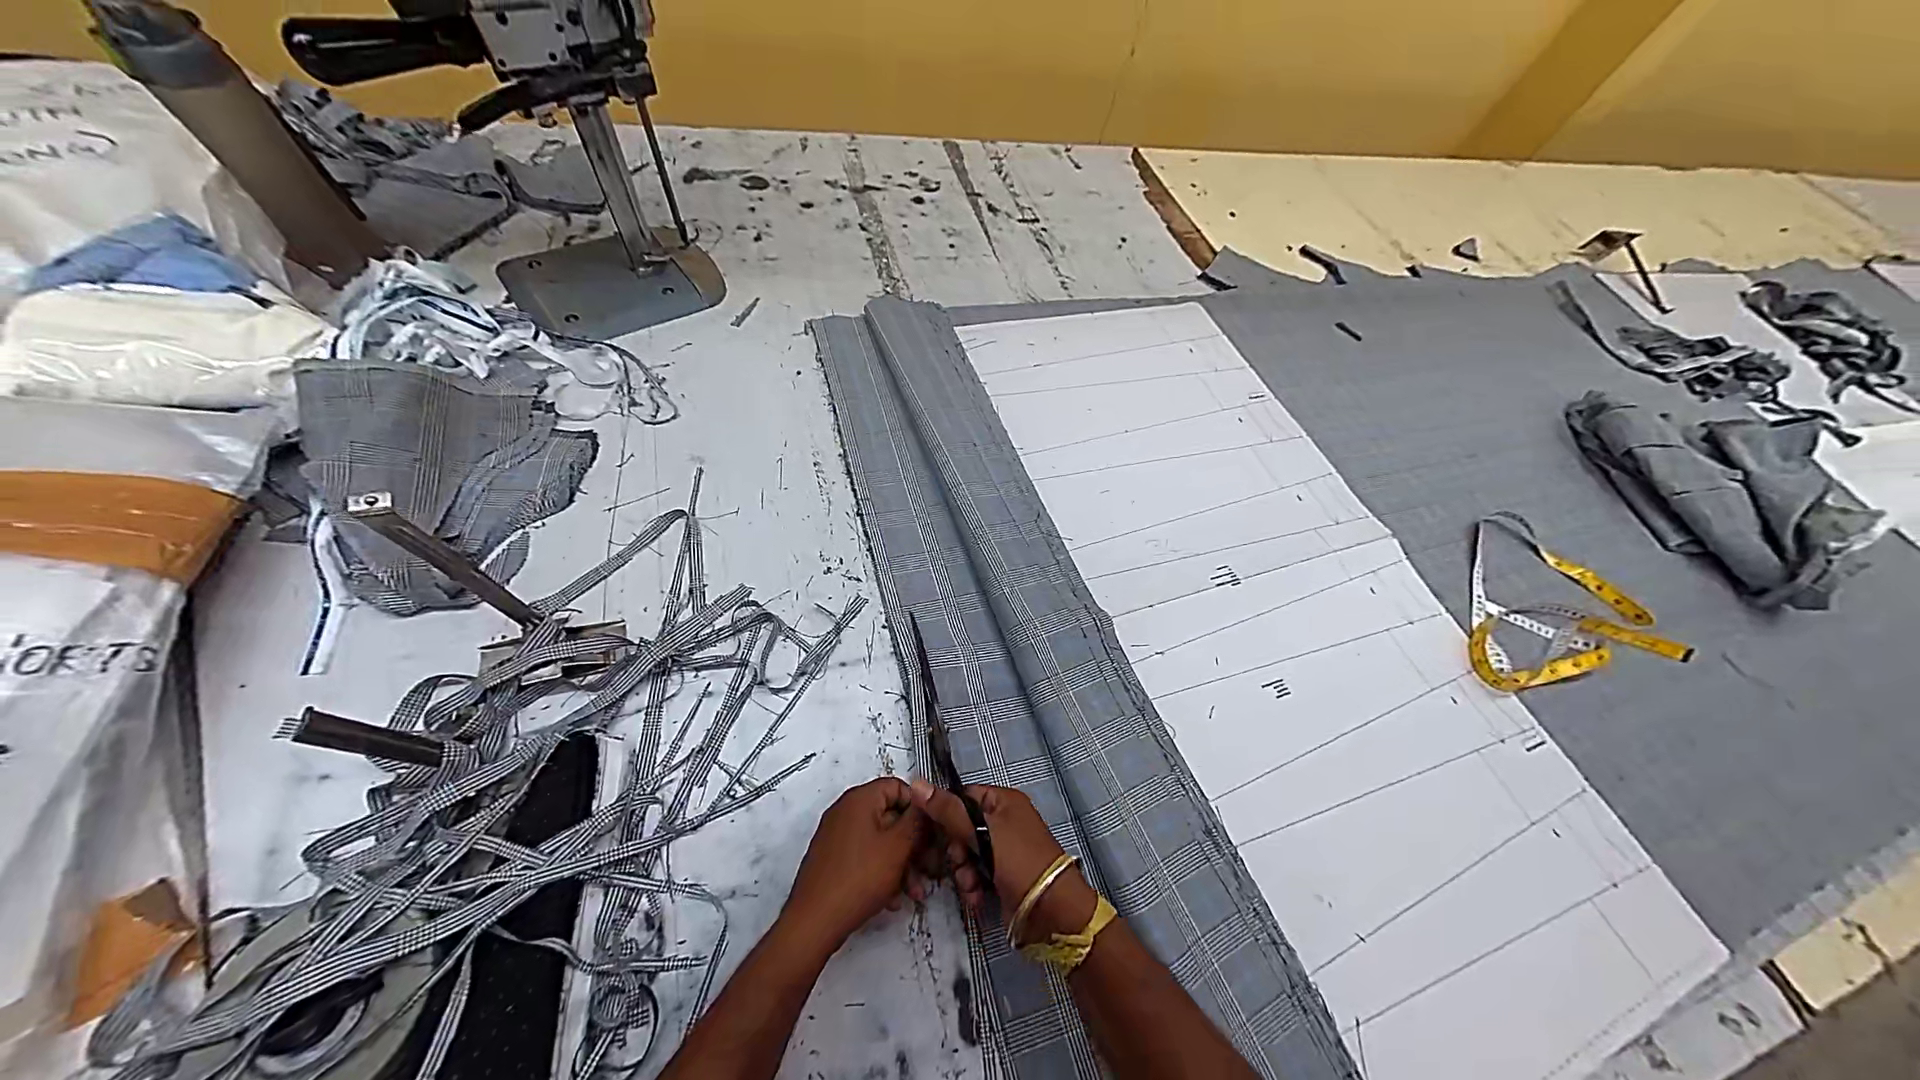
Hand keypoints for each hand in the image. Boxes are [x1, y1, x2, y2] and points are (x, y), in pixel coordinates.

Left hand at [781, 778, 930, 946]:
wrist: (815, 922)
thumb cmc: (854, 881)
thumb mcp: (898, 846)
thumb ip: (916, 821)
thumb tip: (923, 804)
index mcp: (859, 800)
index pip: (897, 787)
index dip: (918, 807)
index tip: (930, 828)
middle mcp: (845, 813)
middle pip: (890, 817)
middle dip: (913, 843)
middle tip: (928, 864)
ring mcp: (837, 837)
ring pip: (880, 841)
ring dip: (901, 863)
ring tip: (913, 889)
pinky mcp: (833, 860)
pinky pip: (866, 858)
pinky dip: (882, 872)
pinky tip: (893, 897)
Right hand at [909, 779, 1096, 944]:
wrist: (1053, 911)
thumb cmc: (1020, 861)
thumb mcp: (982, 832)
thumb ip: (948, 811)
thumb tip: (916, 784)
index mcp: (1003, 801)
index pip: (963, 797)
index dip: (946, 814)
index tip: (933, 831)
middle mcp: (1003, 821)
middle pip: (961, 828)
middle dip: (955, 850)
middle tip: (959, 862)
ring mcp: (1003, 850)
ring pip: (966, 854)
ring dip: (962, 871)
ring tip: (970, 884)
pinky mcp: (1002, 875)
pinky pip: (976, 873)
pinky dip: (972, 885)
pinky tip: (976, 896)